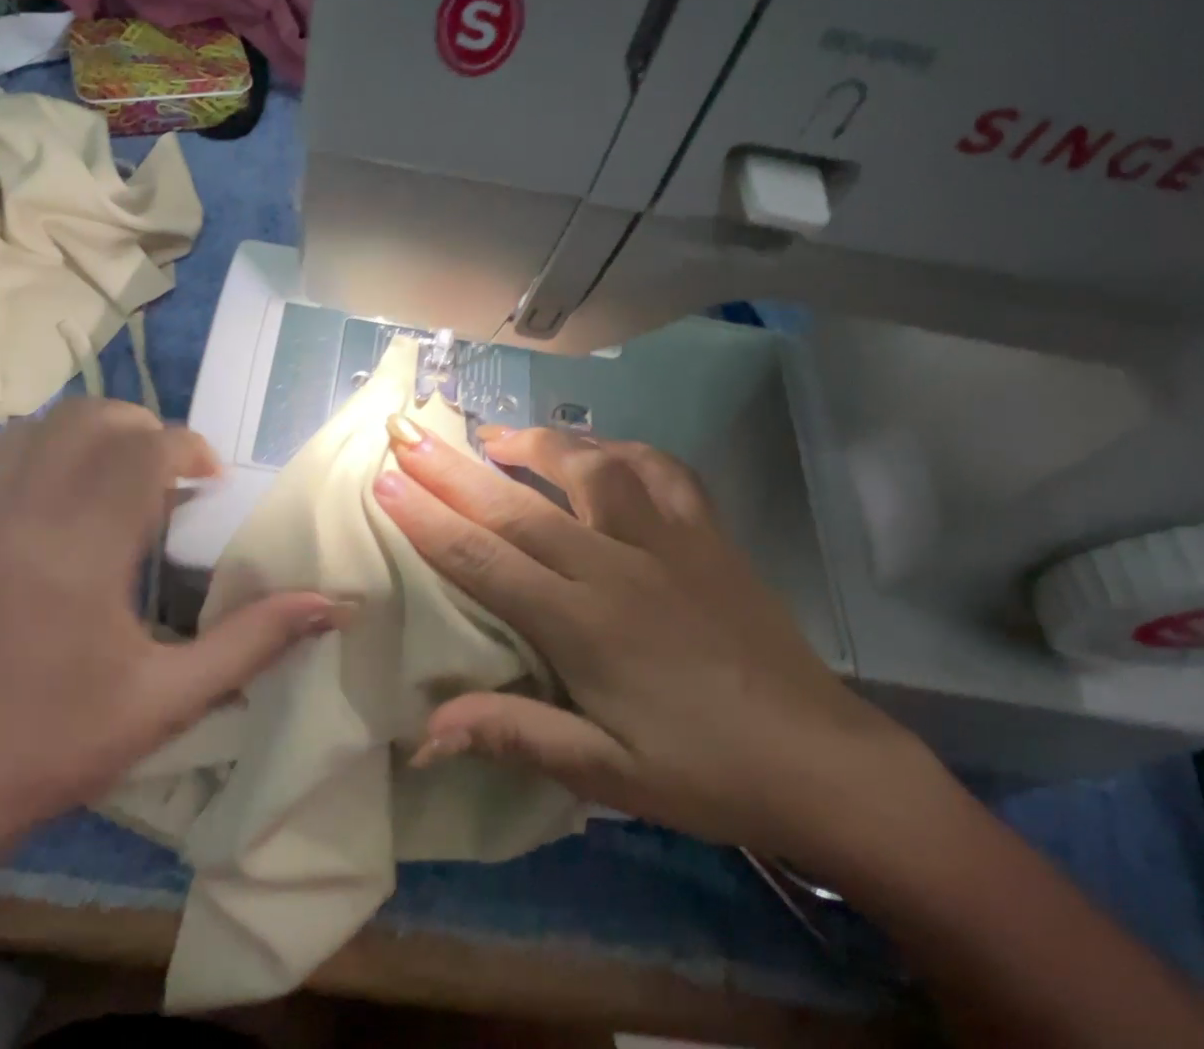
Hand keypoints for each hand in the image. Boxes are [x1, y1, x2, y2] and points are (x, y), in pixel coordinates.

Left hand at [0, 399, 346, 872]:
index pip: (141, 452)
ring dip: (90, 434)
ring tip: (120, 477)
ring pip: (37, 425)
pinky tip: (59, 491)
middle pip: (88, 419)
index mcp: (81, 553)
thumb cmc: (66, 740)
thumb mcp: (171, 697)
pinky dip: (36, 450)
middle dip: (143, 429)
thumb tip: (334, 604)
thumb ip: (255, 640)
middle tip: (173, 475)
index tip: (211, 480)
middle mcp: (20, 514)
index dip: (188, 447)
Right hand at [375, 419, 952, 870]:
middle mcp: (619, 569)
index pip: (485, 561)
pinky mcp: (713, 541)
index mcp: (584, 626)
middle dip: (453, 468)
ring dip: (537, 444)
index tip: (382, 481)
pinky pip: (664, 473)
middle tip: (406, 431)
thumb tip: (423, 736)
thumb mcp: (604, 773)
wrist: (821, 763)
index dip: (427, 520)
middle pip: (519, 507)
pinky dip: (624, 452)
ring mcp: (671, 546)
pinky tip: (602, 453)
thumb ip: (515, 736)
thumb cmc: (704, 773)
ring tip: (495, 436)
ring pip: (593, 470)